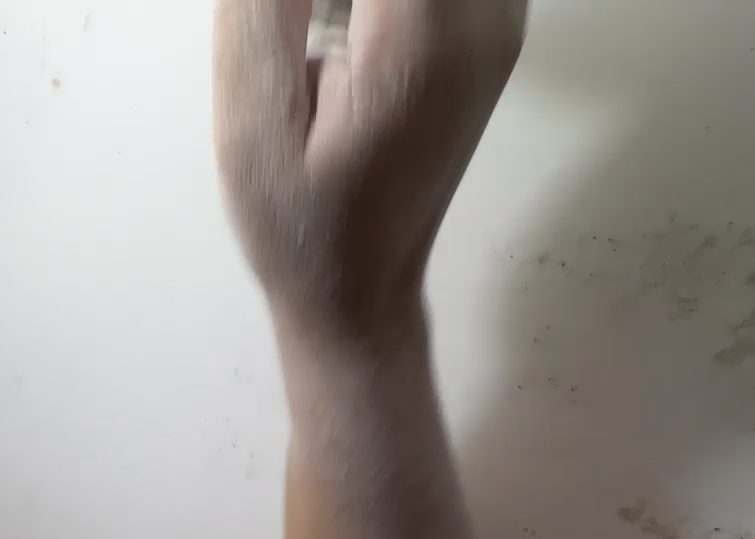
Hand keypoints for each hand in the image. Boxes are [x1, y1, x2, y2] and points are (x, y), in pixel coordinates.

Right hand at [214, 0, 527, 333]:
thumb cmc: (296, 227)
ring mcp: (502, 18)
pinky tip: (344, 24)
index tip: (285, 10)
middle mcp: (488, 9)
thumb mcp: (252, 124)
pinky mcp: (492, 30)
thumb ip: (265, 4)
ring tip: (321, 36)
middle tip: (299, 24)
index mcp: (425, 34)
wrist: (357, 293)